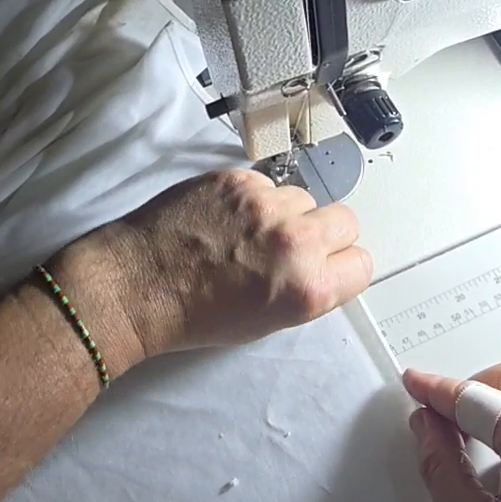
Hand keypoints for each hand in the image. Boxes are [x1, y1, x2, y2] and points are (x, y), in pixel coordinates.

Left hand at [52, 169, 372, 372]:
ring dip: (284, 211)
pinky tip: (225, 216)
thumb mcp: (267, 322)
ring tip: (249, 230)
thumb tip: (322, 264)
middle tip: (292, 242)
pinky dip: (251, 197)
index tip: (326, 264)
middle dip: (323, 231)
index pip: (362, 262)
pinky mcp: (237, 179)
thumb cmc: (194, 315)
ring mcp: (265, 204)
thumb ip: (306, 288)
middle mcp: (294, 241)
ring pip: (302, 196)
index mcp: (307, 288)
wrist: (138, 286)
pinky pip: (265, 183)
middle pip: (345, 219)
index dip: (342, 264)